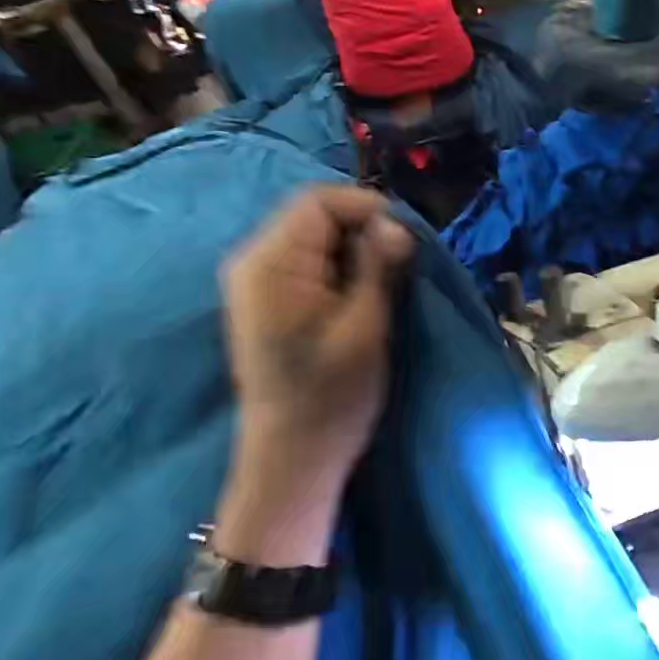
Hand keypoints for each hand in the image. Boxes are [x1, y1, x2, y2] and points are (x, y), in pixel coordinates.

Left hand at [222, 186, 415, 498]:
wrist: (291, 458)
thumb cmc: (331, 398)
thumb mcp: (366, 328)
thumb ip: (378, 266)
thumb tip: (395, 223)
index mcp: (270, 263)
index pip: (319, 201)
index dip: (368, 208)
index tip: (406, 240)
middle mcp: (252, 261)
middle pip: (313, 215)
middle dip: (362, 230)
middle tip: (398, 266)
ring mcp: (254, 281)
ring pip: (312, 238)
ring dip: (352, 251)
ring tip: (382, 285)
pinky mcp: (265, 300)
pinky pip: (305, 261)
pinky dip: (337, 268)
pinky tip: (357, 296)